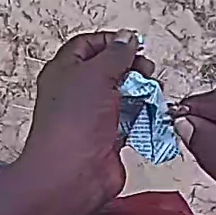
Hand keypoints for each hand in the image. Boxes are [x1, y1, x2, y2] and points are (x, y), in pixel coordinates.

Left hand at [9, 29, 151, 214]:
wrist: (72, 175)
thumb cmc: (71, 126)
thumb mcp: (95, 75)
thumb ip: (115, 54)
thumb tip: (127, 39)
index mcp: (64, 72)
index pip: (87, 46)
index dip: (110, 42)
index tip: (132, 44)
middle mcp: (76, 94)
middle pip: (108, 70)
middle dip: (131, 67)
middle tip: (145, 70)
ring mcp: (93, 117)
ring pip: (123, 95)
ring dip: (141, 91)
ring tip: (151, 92)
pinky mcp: (108, 137)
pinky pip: (130, 120)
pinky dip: (143, 115)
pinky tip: (151, 113)